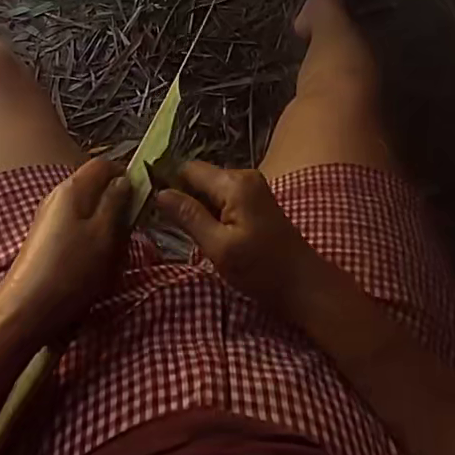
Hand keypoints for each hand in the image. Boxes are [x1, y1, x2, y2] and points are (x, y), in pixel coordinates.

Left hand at [0, 159, 132, 341]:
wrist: (24, 311)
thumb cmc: (70, 270)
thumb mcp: (103, 235)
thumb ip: (116, 202)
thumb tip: (124, 180)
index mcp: (72, 188)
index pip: (103, 164)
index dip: (125, 175)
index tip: (141, 199)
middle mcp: (58, 195)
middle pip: (96, 187)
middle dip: (116, 206)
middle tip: (127, 234)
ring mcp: (49, 216)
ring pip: (89, 211)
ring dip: (105, 229)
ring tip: (111, 256)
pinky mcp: (46, 238)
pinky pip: (77, 229)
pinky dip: (90, 242)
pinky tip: (93, 266)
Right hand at [156, 160, 334, 323]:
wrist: (305, 285)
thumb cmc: (261, 270)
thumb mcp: (218, 247)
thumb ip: (189, 216)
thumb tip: (159, 193)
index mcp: (234, 183)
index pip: (188, 169)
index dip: (168, 182)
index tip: (149, 203)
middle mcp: (244, 176)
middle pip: (199, 177)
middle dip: (182, 196)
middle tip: (165, 224)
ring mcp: (253, 187)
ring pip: (210, 188)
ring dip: (197, 206)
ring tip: (183, 232)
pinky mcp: (256, 200)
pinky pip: (224, 197)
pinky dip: (212, 212)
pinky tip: (206, 234)